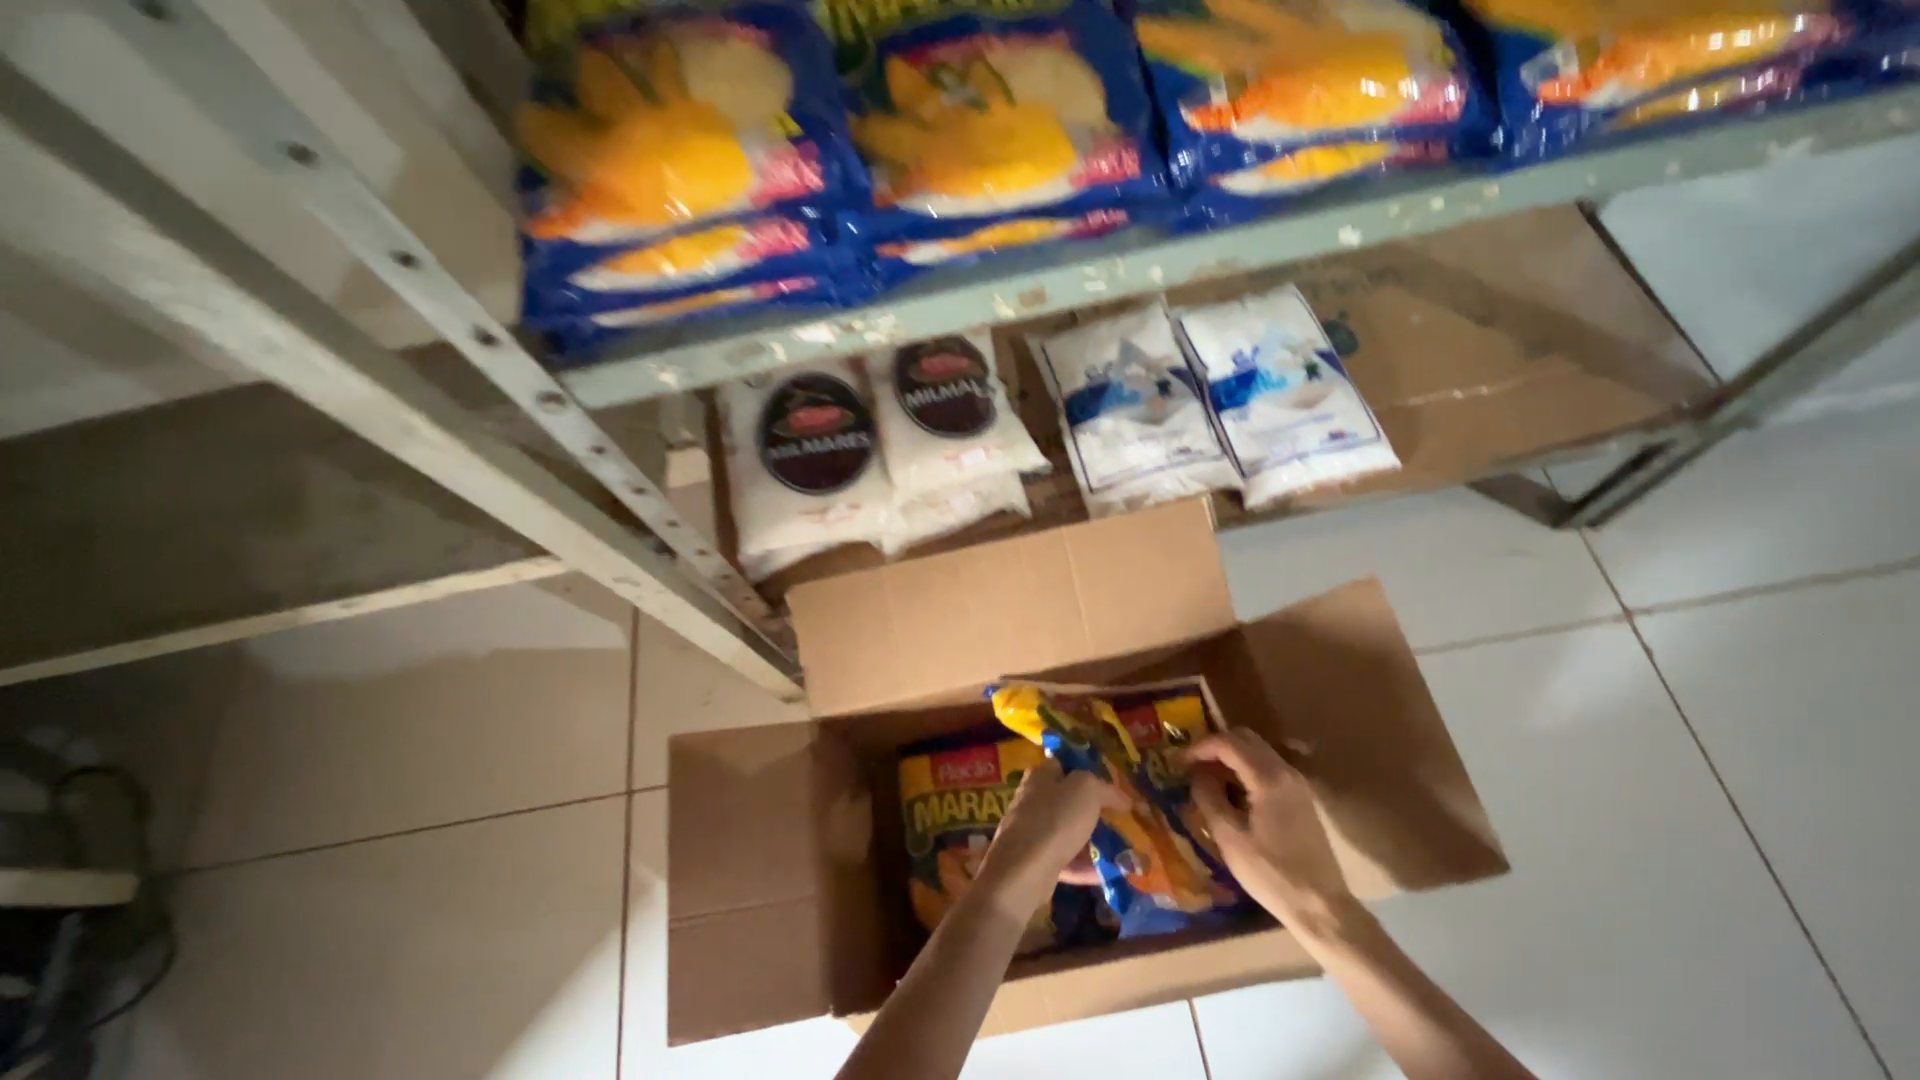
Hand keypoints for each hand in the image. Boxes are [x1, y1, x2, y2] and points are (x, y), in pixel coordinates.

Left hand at [974, 758, 1125, 915]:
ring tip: (1121, 849)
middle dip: (1093, 809)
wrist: (1023, 871)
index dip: (1086, 768)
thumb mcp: (1087, 790)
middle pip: (1067, 800)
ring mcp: (1032, 833)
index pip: (1063, 763)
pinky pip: (1066, 861)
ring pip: (1068, 833)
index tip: (1110, 781)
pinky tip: (1110, 873)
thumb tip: (1124, 798)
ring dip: (1093, 841)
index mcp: (1040, 777)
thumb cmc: (1055, 819)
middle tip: (1120, 818)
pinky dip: (1086, 866)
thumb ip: (1107, 789)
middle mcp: (1032, 801)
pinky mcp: (1035, 862)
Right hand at [1187, 729, 1357, 926]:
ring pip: (1259, 751)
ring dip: (1231, 756)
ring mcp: (1297, 784)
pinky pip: (1268, 768)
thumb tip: (1196, 775)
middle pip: (1246, 739)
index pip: (1228, 744)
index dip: (1199, 747)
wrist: (1320, 905)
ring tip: (1206, 778)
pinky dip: (1246, 768)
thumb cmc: (1270, 873)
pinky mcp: (1301, 798)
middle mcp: (1286, 772)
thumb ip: (1209, 798)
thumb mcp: (1230, 837)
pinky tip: (1231, 792)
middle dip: (1215, 746)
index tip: (1178, 762)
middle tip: (1191, 766)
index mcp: (1268, 779)